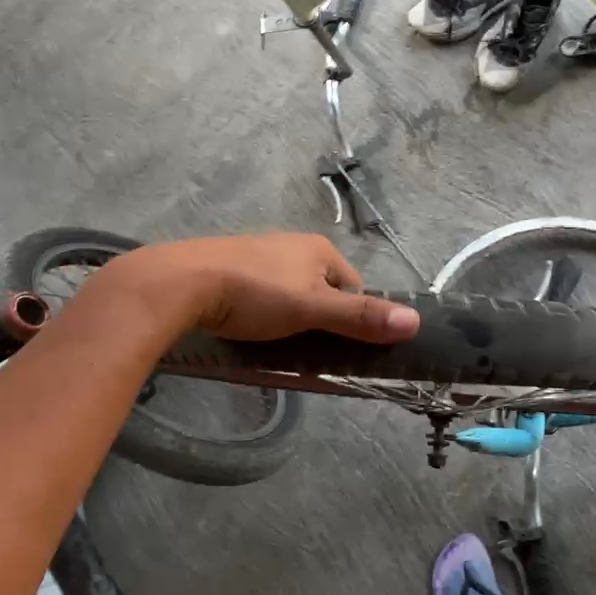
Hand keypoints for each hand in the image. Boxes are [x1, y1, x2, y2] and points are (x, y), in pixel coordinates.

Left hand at [89, 232, 419, 342]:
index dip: (351, 317)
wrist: (179, 283)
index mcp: (318, 248)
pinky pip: (259, 293)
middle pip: (321, 289)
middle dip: (318, 319)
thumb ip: (360, 317)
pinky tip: (245, 329)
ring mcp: (258, 254)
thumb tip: (415, 321)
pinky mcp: (228, 268)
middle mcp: (292, 245)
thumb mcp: (312, 309)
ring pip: (289, 292)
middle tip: (303, 349)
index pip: (352, 286)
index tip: (338, 348)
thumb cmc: (255, 293)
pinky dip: (259, 312)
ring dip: (288, 317)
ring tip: (272, 344)